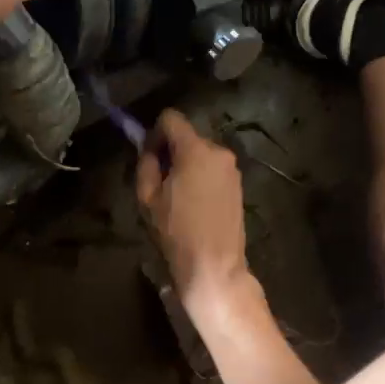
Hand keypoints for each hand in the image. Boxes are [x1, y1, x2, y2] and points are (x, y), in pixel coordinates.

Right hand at [137, 112, 263, 319]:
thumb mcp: (147, 197)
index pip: (171, 118)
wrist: (214, 265)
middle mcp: (219, 152)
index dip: (154, 132)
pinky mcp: (239, 185)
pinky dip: (200, 176)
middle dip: (171, 150)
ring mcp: (232, 169)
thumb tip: (150, 151)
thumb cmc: (176, 231)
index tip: (148, 156)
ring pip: (201, 153)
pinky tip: (193, 203)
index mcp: (195, 150)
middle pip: (188, 136)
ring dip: (186, 164)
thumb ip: (146, 164)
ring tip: (176, 195)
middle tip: (158, 179)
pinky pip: (213, 169)